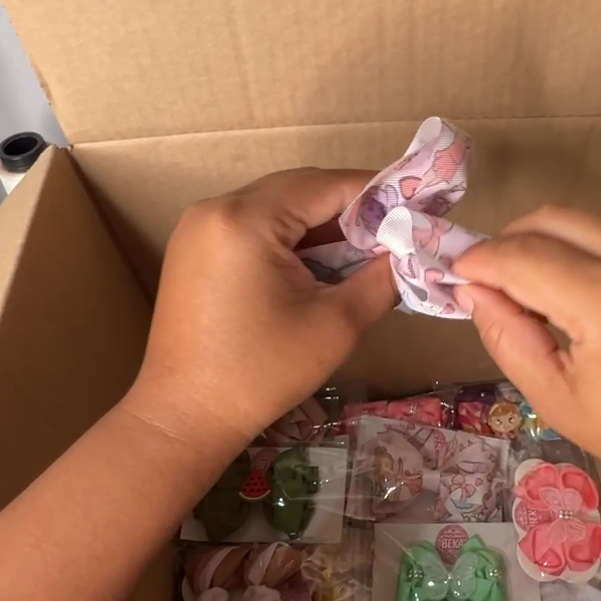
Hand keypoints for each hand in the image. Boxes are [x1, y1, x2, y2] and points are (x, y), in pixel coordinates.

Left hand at [120, 168, 396, 453]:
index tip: (415, 209)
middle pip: (299, 188)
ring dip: (321, 222)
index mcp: (246, 220)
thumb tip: (411, 250)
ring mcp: (198, 226)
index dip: (377, 194)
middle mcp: (216, 208)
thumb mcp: (337, 325)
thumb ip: (382, 278)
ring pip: (277, 204)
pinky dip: (291, 235)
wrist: (185, 416)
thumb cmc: (262, 373)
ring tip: (362, 250)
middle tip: (393, 232)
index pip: (326, 184)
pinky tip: (318, 263)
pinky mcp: (194, 247)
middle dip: (350, 207)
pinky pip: (254, 223)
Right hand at [454, 205, 600, 497]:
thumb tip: (471, 289)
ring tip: (542, 280)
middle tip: (492, 278)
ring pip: (589, 213)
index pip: (522, 257)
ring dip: (553, 237)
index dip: (479, 262)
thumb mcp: (559, 401)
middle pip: (552, 219)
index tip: (456, 275)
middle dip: (509, 242)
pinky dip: (597, 237)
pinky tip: (594, 275)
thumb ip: (507, 337)